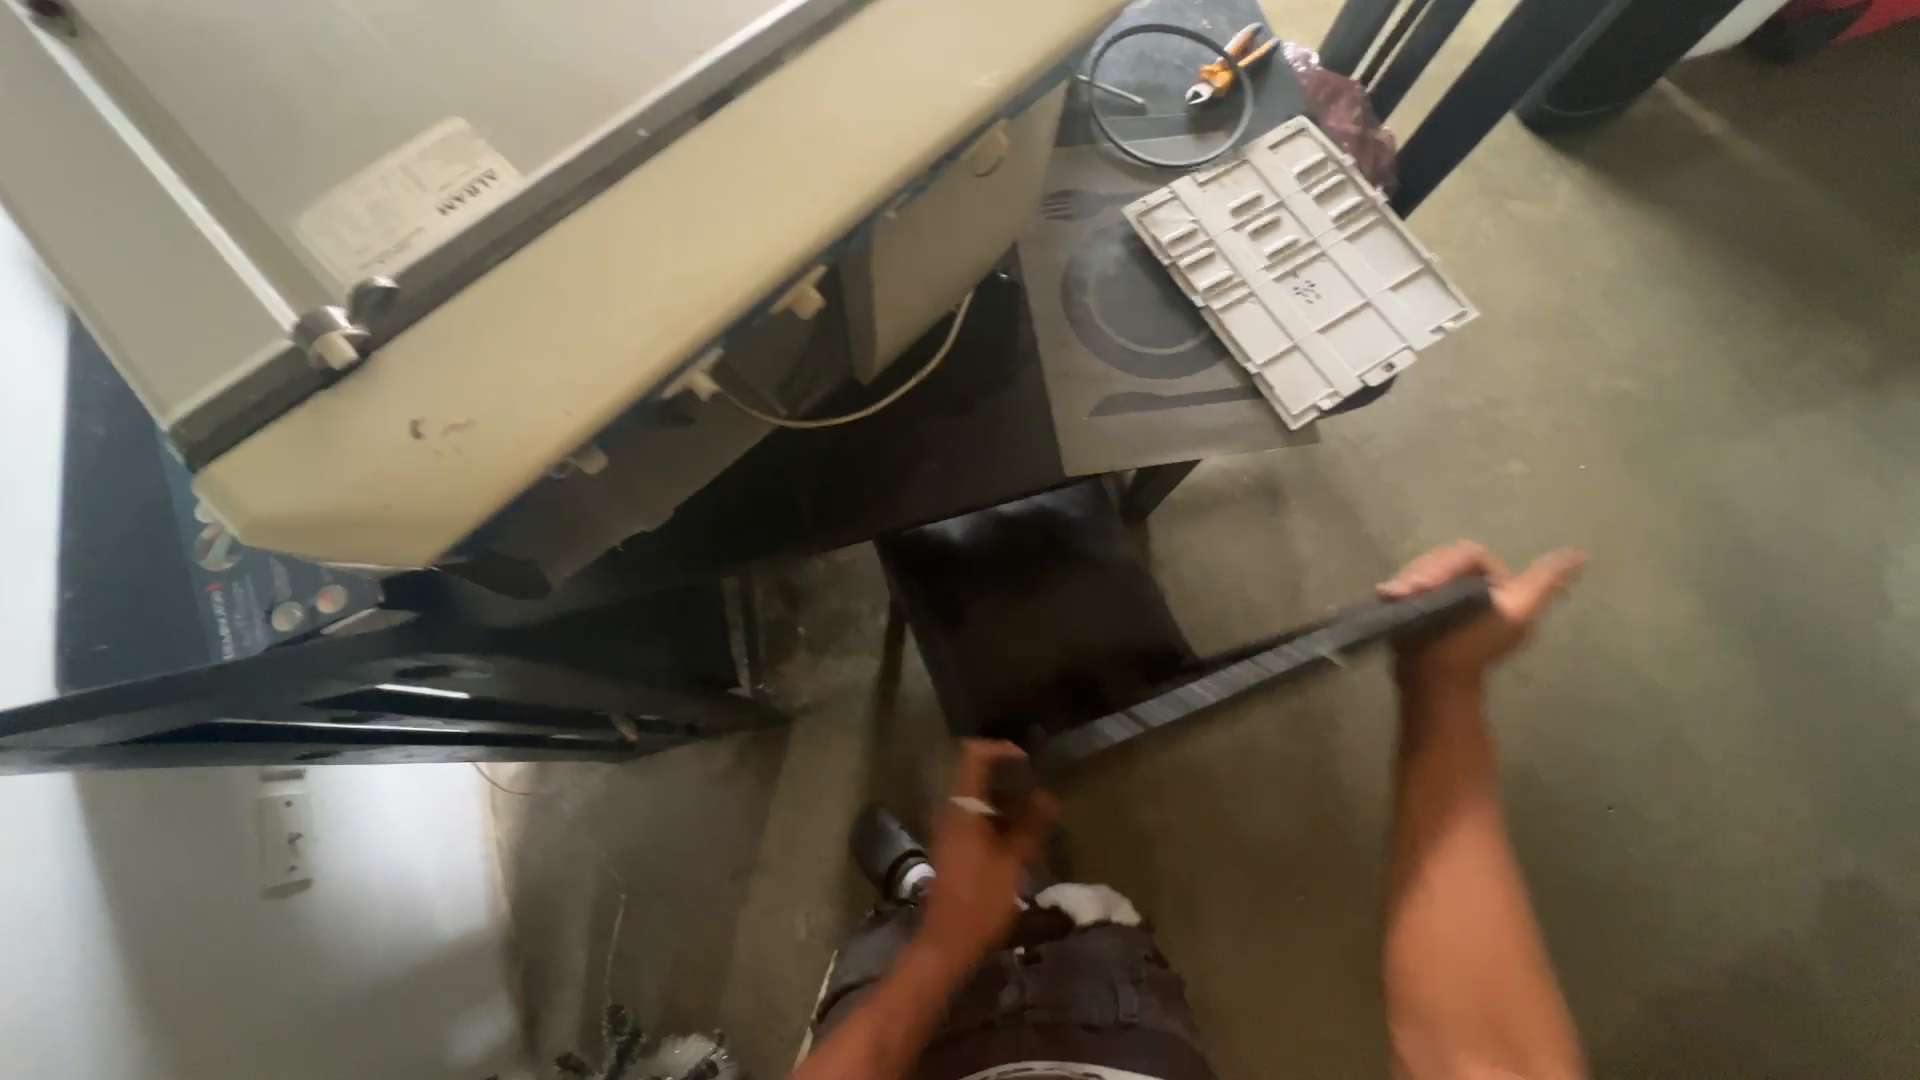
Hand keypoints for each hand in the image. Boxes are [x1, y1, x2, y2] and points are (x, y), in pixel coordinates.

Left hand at [919, 740, 1058, 967]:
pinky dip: (997, 817)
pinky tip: (1021, 836)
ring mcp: (949, 829)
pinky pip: (975, 817)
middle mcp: (951, 811)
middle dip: (1009, 776)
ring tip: (1036, 812)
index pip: (974, 755)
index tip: (1029, 760)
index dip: (1001, 749)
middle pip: (976, 774)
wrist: (947, 943)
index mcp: (962, 807)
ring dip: (1005, 798)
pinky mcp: (952, 847)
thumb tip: (1048, 796)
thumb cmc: (981, 901)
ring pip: (977, 797)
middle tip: (1039, 787)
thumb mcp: (1014, 862)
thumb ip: (1032, 825)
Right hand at [1379, 541, 1585, 692]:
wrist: (1435, 681)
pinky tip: (1386, 595)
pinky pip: (1407, 584)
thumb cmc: (1474, 648)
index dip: (1444, 565)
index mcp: (1498, 585)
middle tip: (1401, 592)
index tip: (1424, 586)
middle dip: (1420, 574)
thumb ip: (1543, 584)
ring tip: (1390, 595)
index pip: (1467, 556)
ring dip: (1405, 580)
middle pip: (1441, 560)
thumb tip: (1579, 555)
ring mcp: (1443, 596)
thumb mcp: (1516, 614)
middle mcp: (1471, 587)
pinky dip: (1396, 588)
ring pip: (1420, 571)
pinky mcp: (1418, 605)